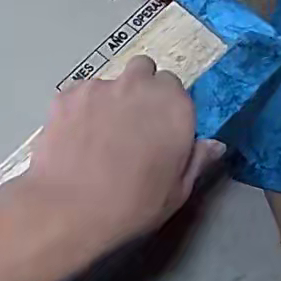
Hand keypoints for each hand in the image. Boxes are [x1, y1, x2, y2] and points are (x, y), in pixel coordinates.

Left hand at [9, 55, 224, 256]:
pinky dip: (79, 109)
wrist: (69, 210)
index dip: (166, 107)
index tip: (159, 128)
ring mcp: (100, 87)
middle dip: (140, 89)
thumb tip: (213, 145)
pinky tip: (75, 137)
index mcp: (174, 106)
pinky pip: (79, 94)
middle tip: (130, 124)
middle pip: (143, 71)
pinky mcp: (67, 95)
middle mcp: (139, 86)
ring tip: (97, 136)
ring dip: (108, 100)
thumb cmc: (130, 206)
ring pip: (108, 82)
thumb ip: (196, 160)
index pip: (175, 87)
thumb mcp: (176, 192)